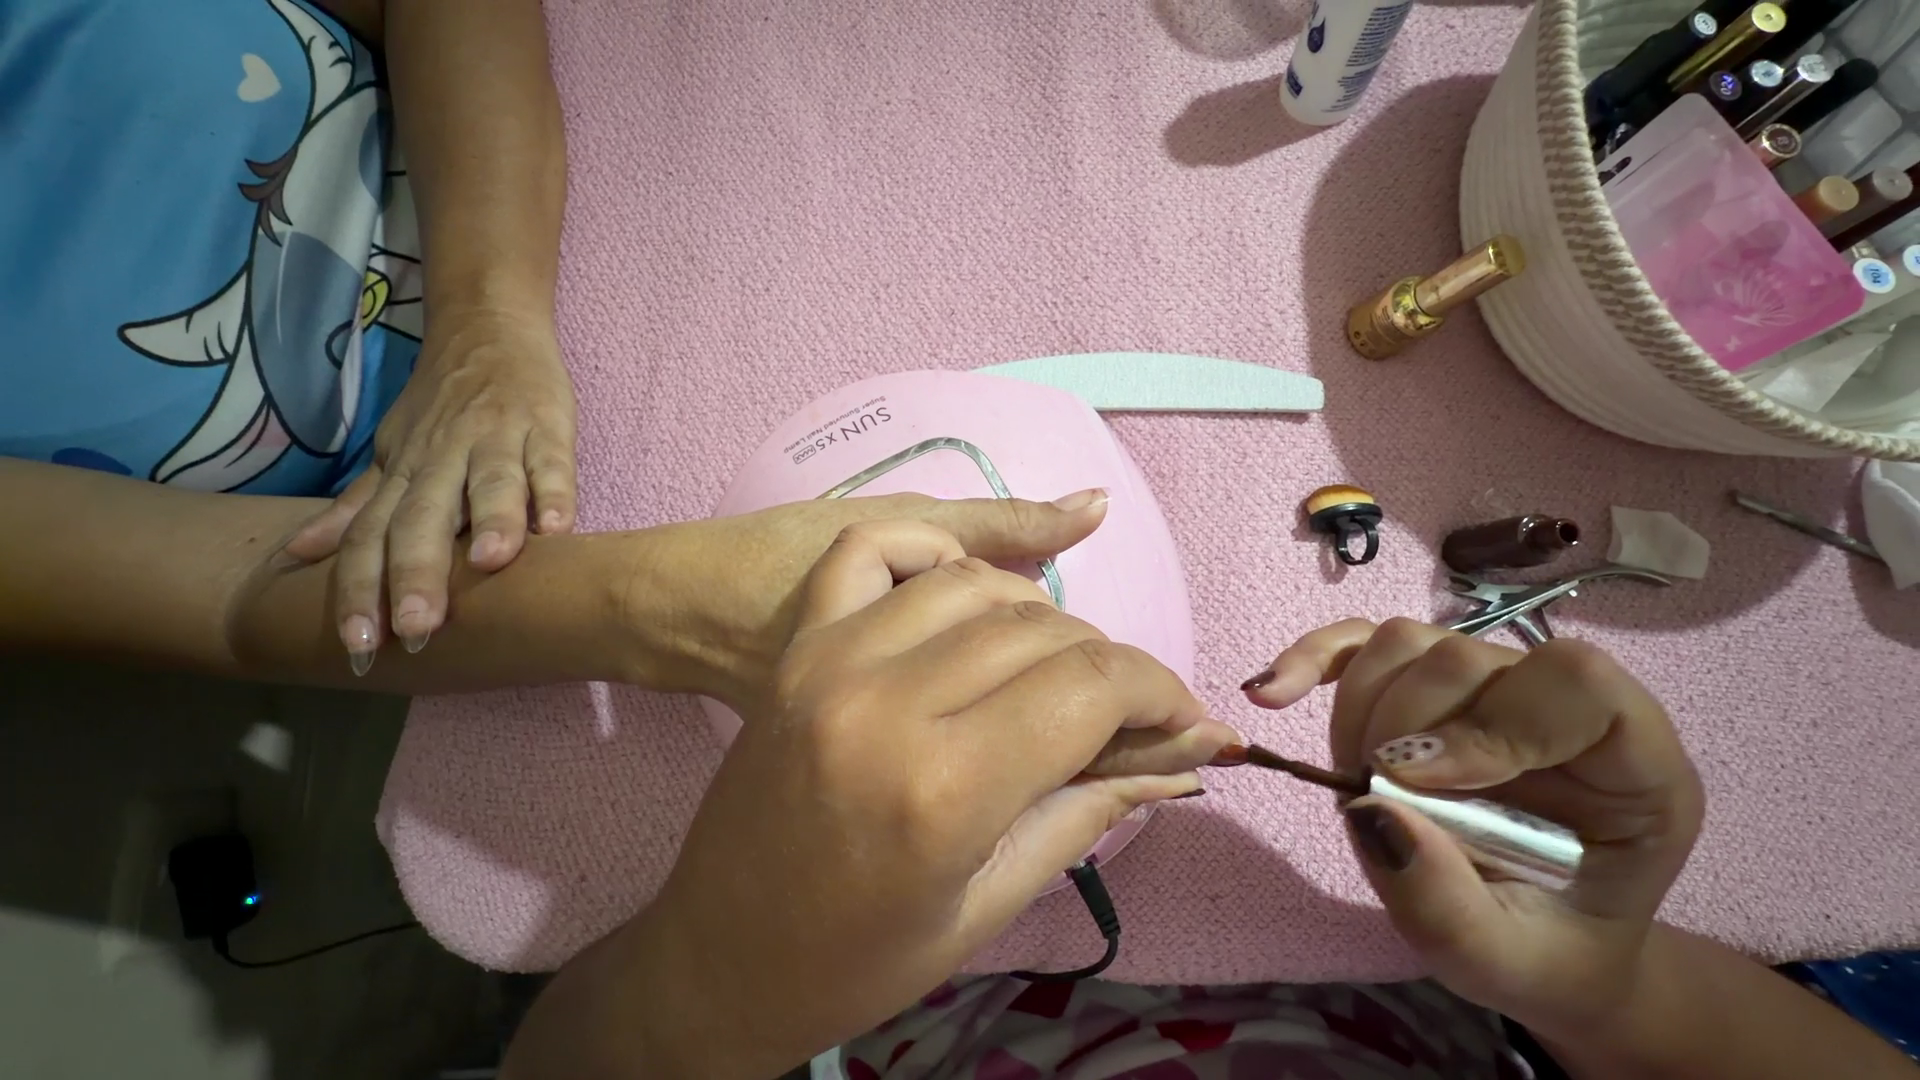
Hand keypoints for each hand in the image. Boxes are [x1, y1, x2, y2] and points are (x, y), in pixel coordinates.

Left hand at [282, 308, 577, 672]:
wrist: (487, 327)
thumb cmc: (446, 402)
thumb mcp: (395, 452)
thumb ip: (360, 504)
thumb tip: (299, 555)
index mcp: (405, 471)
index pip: (372, 535)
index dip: (360, 590)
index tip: (358, 647)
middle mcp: (442, 458)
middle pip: (424, 518)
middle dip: (418, 572)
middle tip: (417, 629)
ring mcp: (496, 438)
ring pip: (488, 483)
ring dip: (490, 522)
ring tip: (491, 566)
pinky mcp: (546, 425)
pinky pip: (551, 460)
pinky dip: (556, 489)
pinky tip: (561, 526)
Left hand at [513, 519, 1231, 1079]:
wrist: (716, 954)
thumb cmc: (856, 958)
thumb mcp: (988, 905)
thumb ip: (1090, 811)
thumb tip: (1184, 757)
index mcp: (943, 788)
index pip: (1091, 686)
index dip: (1159, 690)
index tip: (1184, 717)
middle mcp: (886, 702)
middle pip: (1042, 630)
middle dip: (1106, 662)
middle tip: (1120, 710)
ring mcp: (831, 658)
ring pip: (973, 582)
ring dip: (1033, 614)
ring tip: (1045, 666)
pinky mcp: (798, 643)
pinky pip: (876, 550)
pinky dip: (934, 555)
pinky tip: (961, 594)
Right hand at [1243, 619, 1704, 1037]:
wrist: (1526, 936)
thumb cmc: (1535, 948)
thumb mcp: (1500, 960)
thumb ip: (1445, 899)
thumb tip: (1369, 805)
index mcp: (1628, 763)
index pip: (1576, 682)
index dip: (1490, 721)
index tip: (1421, 783)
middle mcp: (1557, 705)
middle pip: (1463, 655)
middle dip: (1401, 726)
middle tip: (1379, 795)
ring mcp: (1483, 684)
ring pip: (1404, 642)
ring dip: (1357, 709)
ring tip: (1354, 775)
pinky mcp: (1419, 685)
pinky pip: (1359, 644)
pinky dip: (1309, 661)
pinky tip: (1270, 691)